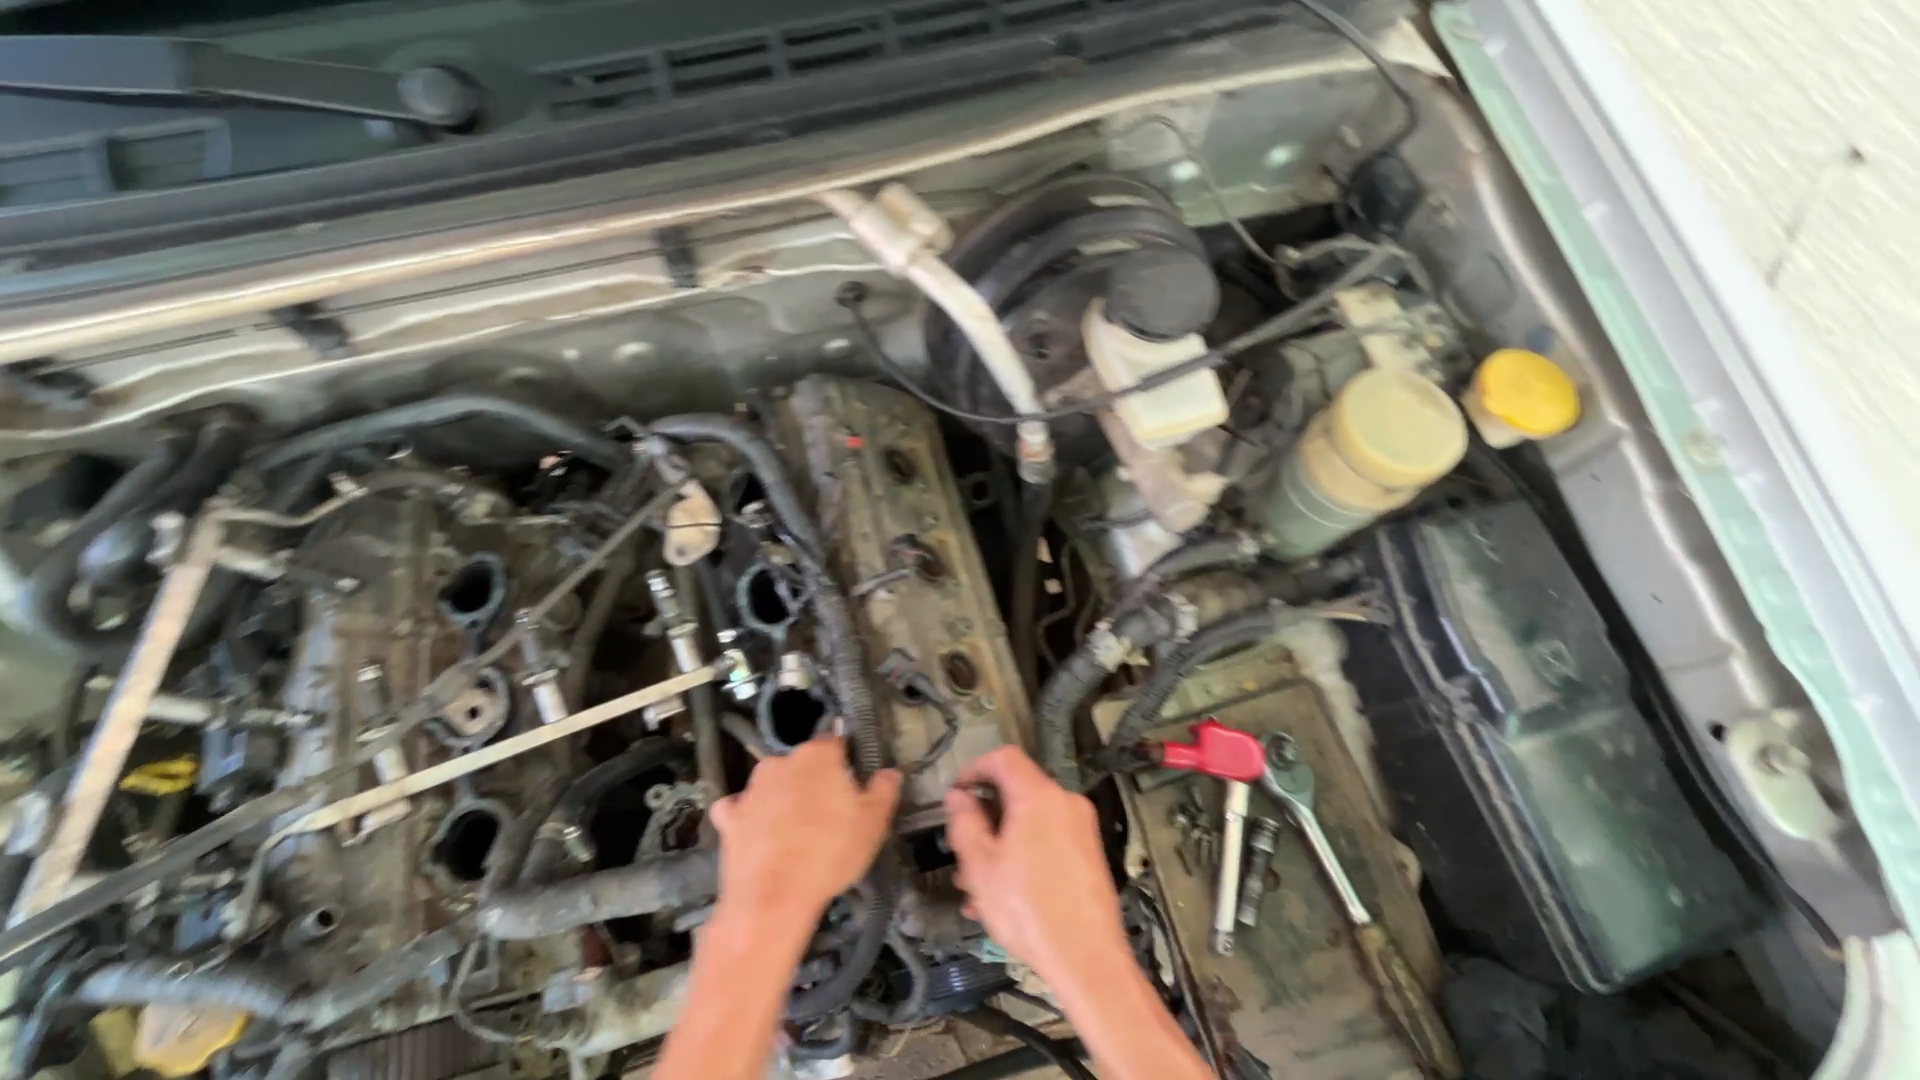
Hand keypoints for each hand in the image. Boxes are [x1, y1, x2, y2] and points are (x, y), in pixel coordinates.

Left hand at [709, 735, 901, 922]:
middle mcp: (780, 762)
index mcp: (817, 756)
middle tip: (829, 812)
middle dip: (814, 780)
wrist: (773, 899)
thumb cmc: (830, 854)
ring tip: (796, 831)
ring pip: (772, 784)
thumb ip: (884, 791)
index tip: (852, 783)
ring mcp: (750, 789)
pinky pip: (740, 808)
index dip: (845, 760)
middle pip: (802, 764)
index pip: (834, 742)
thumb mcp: (872, 825)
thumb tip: (889, 773)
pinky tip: (758, 834)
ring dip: (783, 797)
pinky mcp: (728, 817)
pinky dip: (748, 816)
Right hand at [944, 746, 1128, 987]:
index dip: (974, 768)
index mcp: (1040, 796)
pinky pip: (1046, 842)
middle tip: (960, 851)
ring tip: (974, 887)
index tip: (955, 795)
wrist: (1088, 959)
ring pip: (1029, 823)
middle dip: (984, 819)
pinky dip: (1021, 858)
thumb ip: (965, 822)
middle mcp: (1066, 803)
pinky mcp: (1089, 855)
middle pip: (1016, 792)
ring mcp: (1081, 830)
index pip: (1004, 757)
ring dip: (999, 846)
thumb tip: (959, 795)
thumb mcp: (981, 866)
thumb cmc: (1028, 908)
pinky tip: (1001, 898)